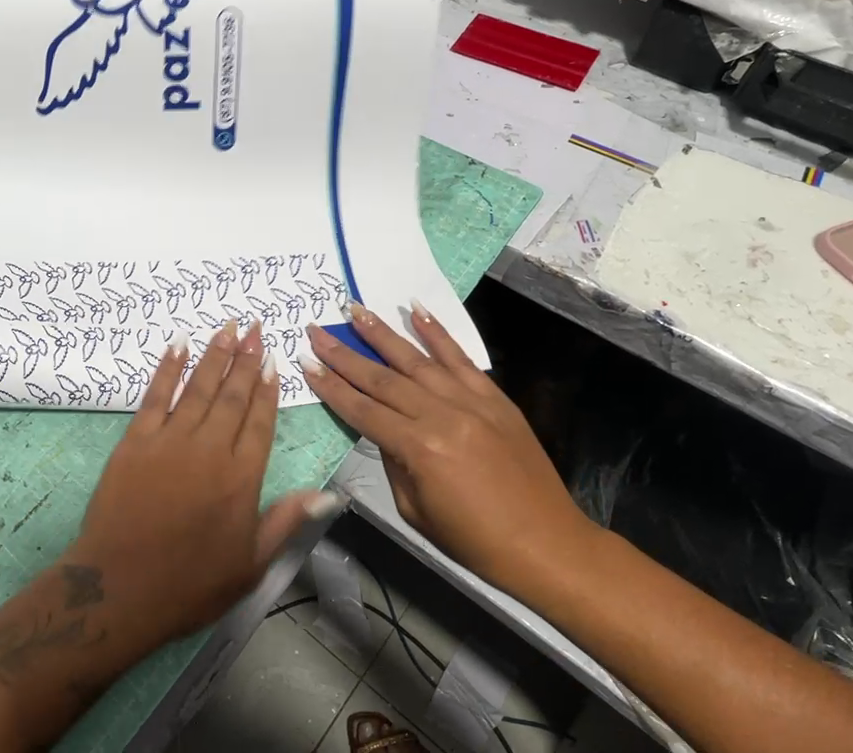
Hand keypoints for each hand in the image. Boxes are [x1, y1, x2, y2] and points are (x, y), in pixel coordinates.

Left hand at [69, 320, 337, 653]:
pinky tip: (178, 344)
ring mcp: (170, 441)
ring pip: (198, 388)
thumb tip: (327, 495)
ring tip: (226, 327)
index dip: (267, 389)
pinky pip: (155, 395)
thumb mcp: (250, 565)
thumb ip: (286, 522)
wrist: (120, 588)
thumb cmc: (189, 584)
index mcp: (241, 479)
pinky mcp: (135, 440)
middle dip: (245, 359)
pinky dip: (167, 367)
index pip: (259, 421)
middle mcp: (209, 450)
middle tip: (253, 327)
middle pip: (232, 396)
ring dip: (213, 355)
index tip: (273, 359)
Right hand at [299, 303, 599, 594]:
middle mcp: (442, 416)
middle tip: (316, 329)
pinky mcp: (494, 398)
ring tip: (355, 309)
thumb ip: (394, 461)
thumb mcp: (415, 509)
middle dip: (344, 353)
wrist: (547, 544)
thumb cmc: (474, 540)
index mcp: (418, 449)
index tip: (306, 362)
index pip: (362, 409)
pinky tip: (416, 311)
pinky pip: (461, 359)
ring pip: (417, 360)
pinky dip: (437, 334)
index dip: (331, 386)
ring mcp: (471, 402)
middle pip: (382, 378)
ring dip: (383, 333)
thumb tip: (384, 429)